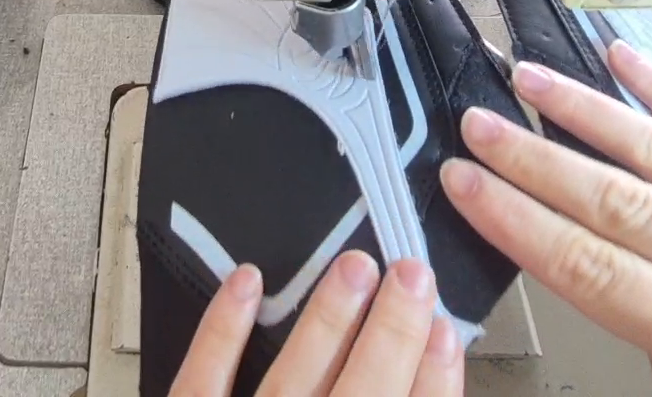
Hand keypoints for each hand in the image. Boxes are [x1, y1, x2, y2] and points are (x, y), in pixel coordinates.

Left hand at [169, 252, 463, 395]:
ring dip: (327, 322)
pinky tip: (247, 281)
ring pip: (293, 382)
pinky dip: (224, 330)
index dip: (435, 383)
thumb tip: (426, 380)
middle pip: (362, 396)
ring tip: (355, 267)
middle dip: (392, 334)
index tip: (449, 333)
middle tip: (413, 275)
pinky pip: (203, 380)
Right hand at [439, 40, 651, 396]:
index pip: (596, 269)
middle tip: (473, 123)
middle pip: (623, 203)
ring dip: (589, 111)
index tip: (459, 181)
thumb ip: (641, 333)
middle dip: (535, 160)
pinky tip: (621, 56)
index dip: (518, 222)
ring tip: (526, 78)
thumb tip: (561, 251)